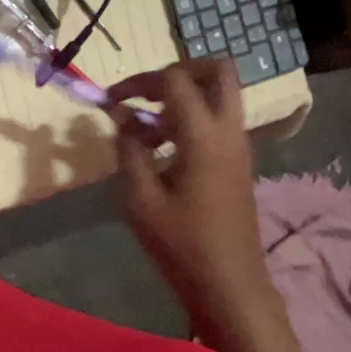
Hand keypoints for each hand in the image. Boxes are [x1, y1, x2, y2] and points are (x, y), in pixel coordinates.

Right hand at [108, 60, 271, 315]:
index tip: (111, 100)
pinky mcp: (238, 161)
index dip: (139, 82)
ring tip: (145, 125)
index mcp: (203, 137)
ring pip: (221, 94)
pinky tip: (161, 147)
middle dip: (178, 71)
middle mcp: (229, 130)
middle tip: (144, 93)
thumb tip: (122, 117)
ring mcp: (239, 145)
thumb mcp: (140, 200)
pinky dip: (192, 117)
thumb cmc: (180, 244)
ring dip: (184, 96)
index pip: (175, 81)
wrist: (228, 281)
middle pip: (217, 70)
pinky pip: (219, 119)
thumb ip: (129, 151)